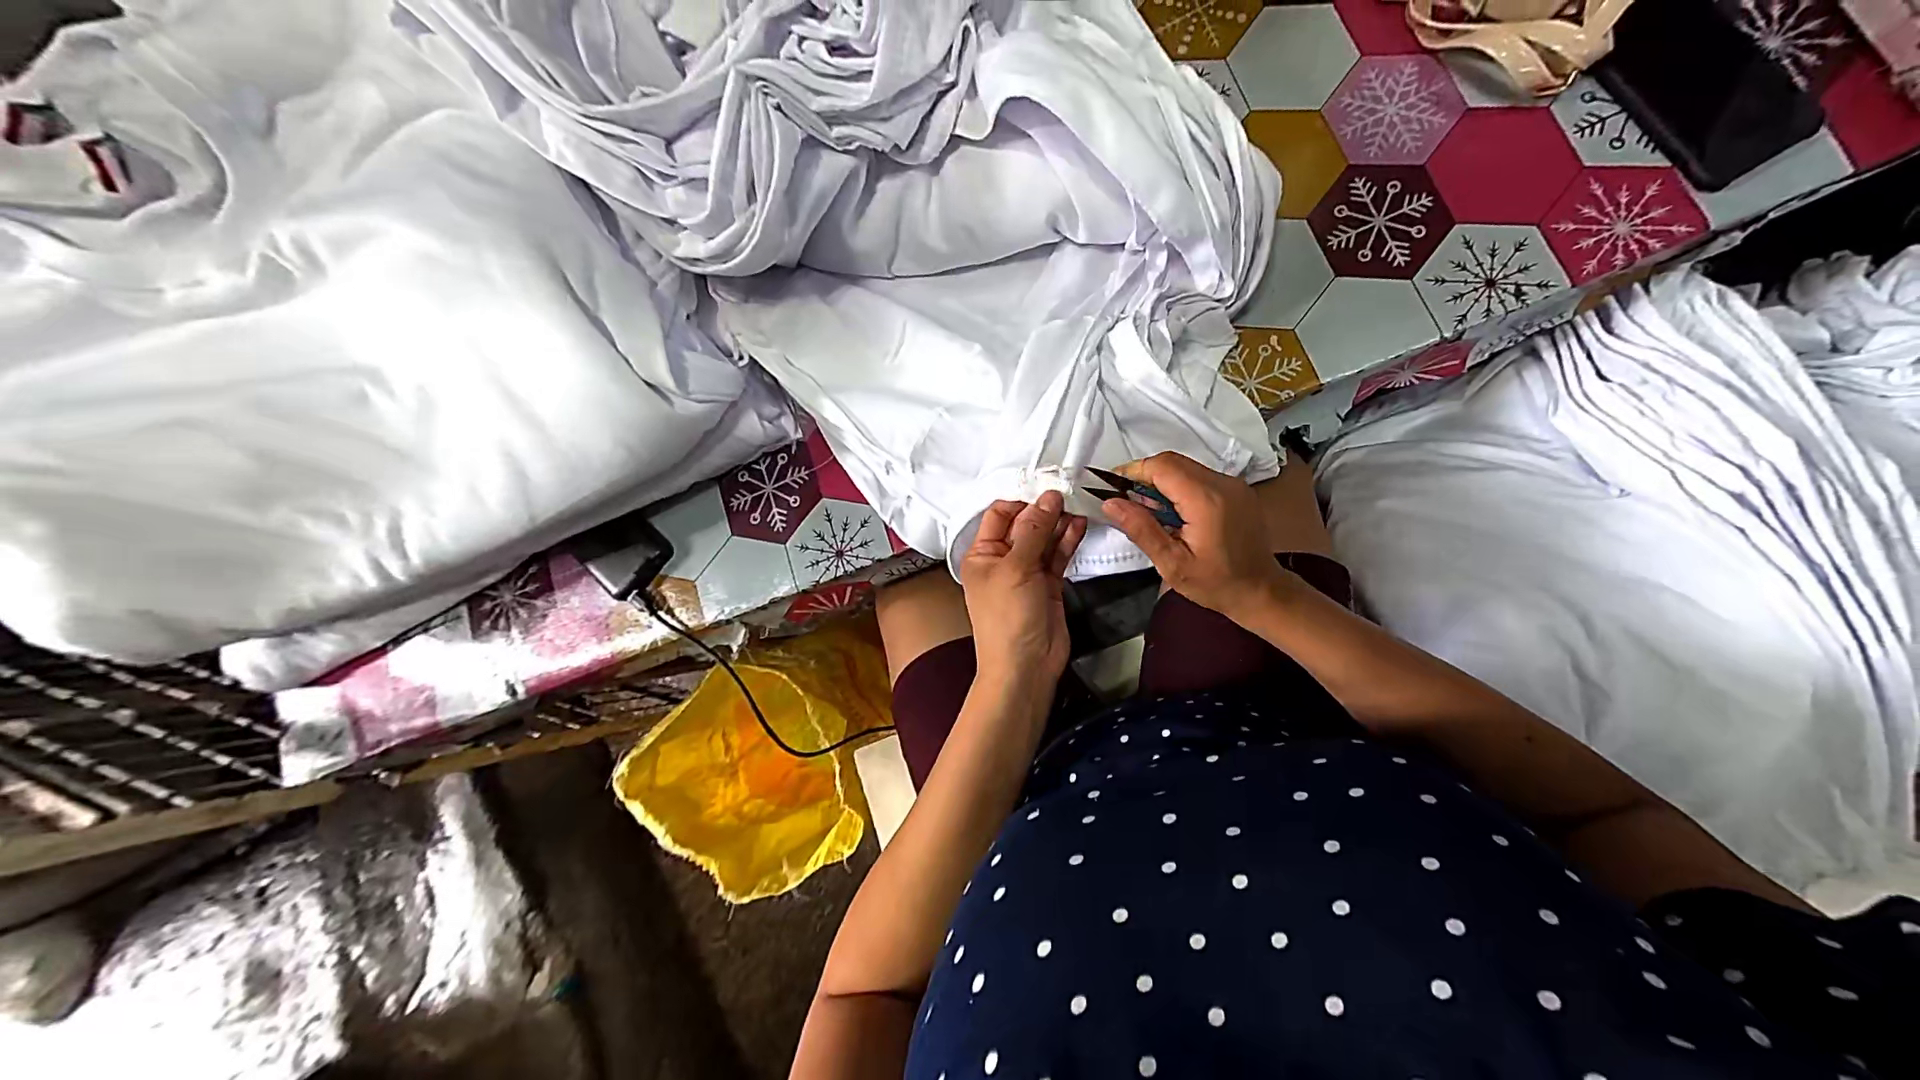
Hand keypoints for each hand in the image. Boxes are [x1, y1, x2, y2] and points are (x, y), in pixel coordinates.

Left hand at [959, 491, 1086, 685]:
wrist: (1025, 666)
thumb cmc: (1007, 623)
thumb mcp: (1016, 568)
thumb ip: (1034, 531)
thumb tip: (1047, 500)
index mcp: (982, 555)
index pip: (999, 514)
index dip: (1021, 500)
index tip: (1044, 489)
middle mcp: (1002, 561)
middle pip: (1025, 524)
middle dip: (1044, 510)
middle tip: (1066, 495)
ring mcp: (1026, 573)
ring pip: (1044, 538)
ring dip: (1059, 523)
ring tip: (1077, 506)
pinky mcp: (1047, 584)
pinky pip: (1057, 555)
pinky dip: (1068, 540)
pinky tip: (1079, 526)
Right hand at [1100, 451, 1296, 620]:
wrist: (1261, 591)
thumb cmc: (1217, 583)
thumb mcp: (1172, 563)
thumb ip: (1141, 529)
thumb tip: (1111, 503)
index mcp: (1207, 501)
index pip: (1162, 467)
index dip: (1133, 471)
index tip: (1112, 487)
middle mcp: (1223, 484)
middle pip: (1173, 462)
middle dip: (1144, 476)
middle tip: (1126, 501)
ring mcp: (1234, 485)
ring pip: (1185, 467)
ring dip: (1161, 482)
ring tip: (1149, 511)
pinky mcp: (1237, 490)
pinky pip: (1200, 476)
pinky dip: (1179, 487)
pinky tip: (1173, 513)